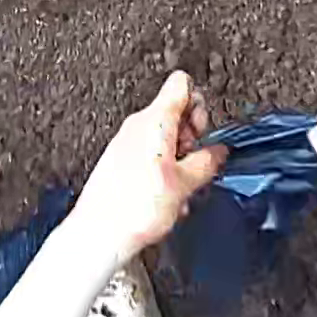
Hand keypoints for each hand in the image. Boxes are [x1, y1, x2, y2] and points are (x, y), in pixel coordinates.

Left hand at [68, 70, 227, 260]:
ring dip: (179, 155)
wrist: (97, 233)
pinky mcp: (121, 156)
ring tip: (179, 185)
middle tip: (192, 160)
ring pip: (165, 133)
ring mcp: (129, 138)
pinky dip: (163, 165)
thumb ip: (206, 162)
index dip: (198, 102)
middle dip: (191, 134)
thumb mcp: (184, 185)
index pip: (181, 82)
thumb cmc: (133, 208)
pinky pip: (151, 149)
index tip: (201, 131)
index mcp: (156, 119)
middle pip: (176, 109)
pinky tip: (166, 194)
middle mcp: (140, 122)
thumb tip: (218, 151)